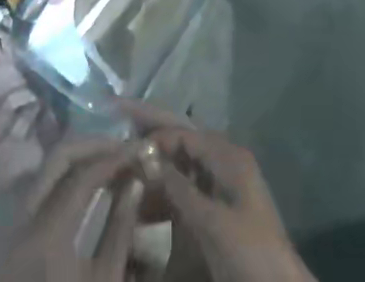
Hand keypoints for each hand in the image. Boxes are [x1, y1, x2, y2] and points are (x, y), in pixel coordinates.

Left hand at [0, 141, 144, 281]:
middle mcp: (22, 214)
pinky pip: (37, 188)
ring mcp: (11, 219)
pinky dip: (63, 178)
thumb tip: (134, 183)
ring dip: (77, 159)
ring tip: (111, 162)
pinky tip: (88, 184)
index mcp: (48, 233)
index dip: (113, 157)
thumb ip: (119, 232)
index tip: (139, 150)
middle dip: (92, 146)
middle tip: (123, 148)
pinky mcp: (9, 227)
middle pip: (56, 158)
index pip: (82, 175)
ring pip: (44, 169)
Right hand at [124, 107, 314, 281]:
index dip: (151, 134)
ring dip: (151, 164)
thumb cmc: (251, 254)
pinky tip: (139, 204)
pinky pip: (182, 188)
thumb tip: (143, 155)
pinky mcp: (215, 209)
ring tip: (119, 164)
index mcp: (227, 156)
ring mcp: (220, 185)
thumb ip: (175, 185)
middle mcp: (223, 162)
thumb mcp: (210, 221)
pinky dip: (161, 191)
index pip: (181, 132)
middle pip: (179, 136)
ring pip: (178, 162)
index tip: (120, 142)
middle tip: (114, 110)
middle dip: (148, 128)